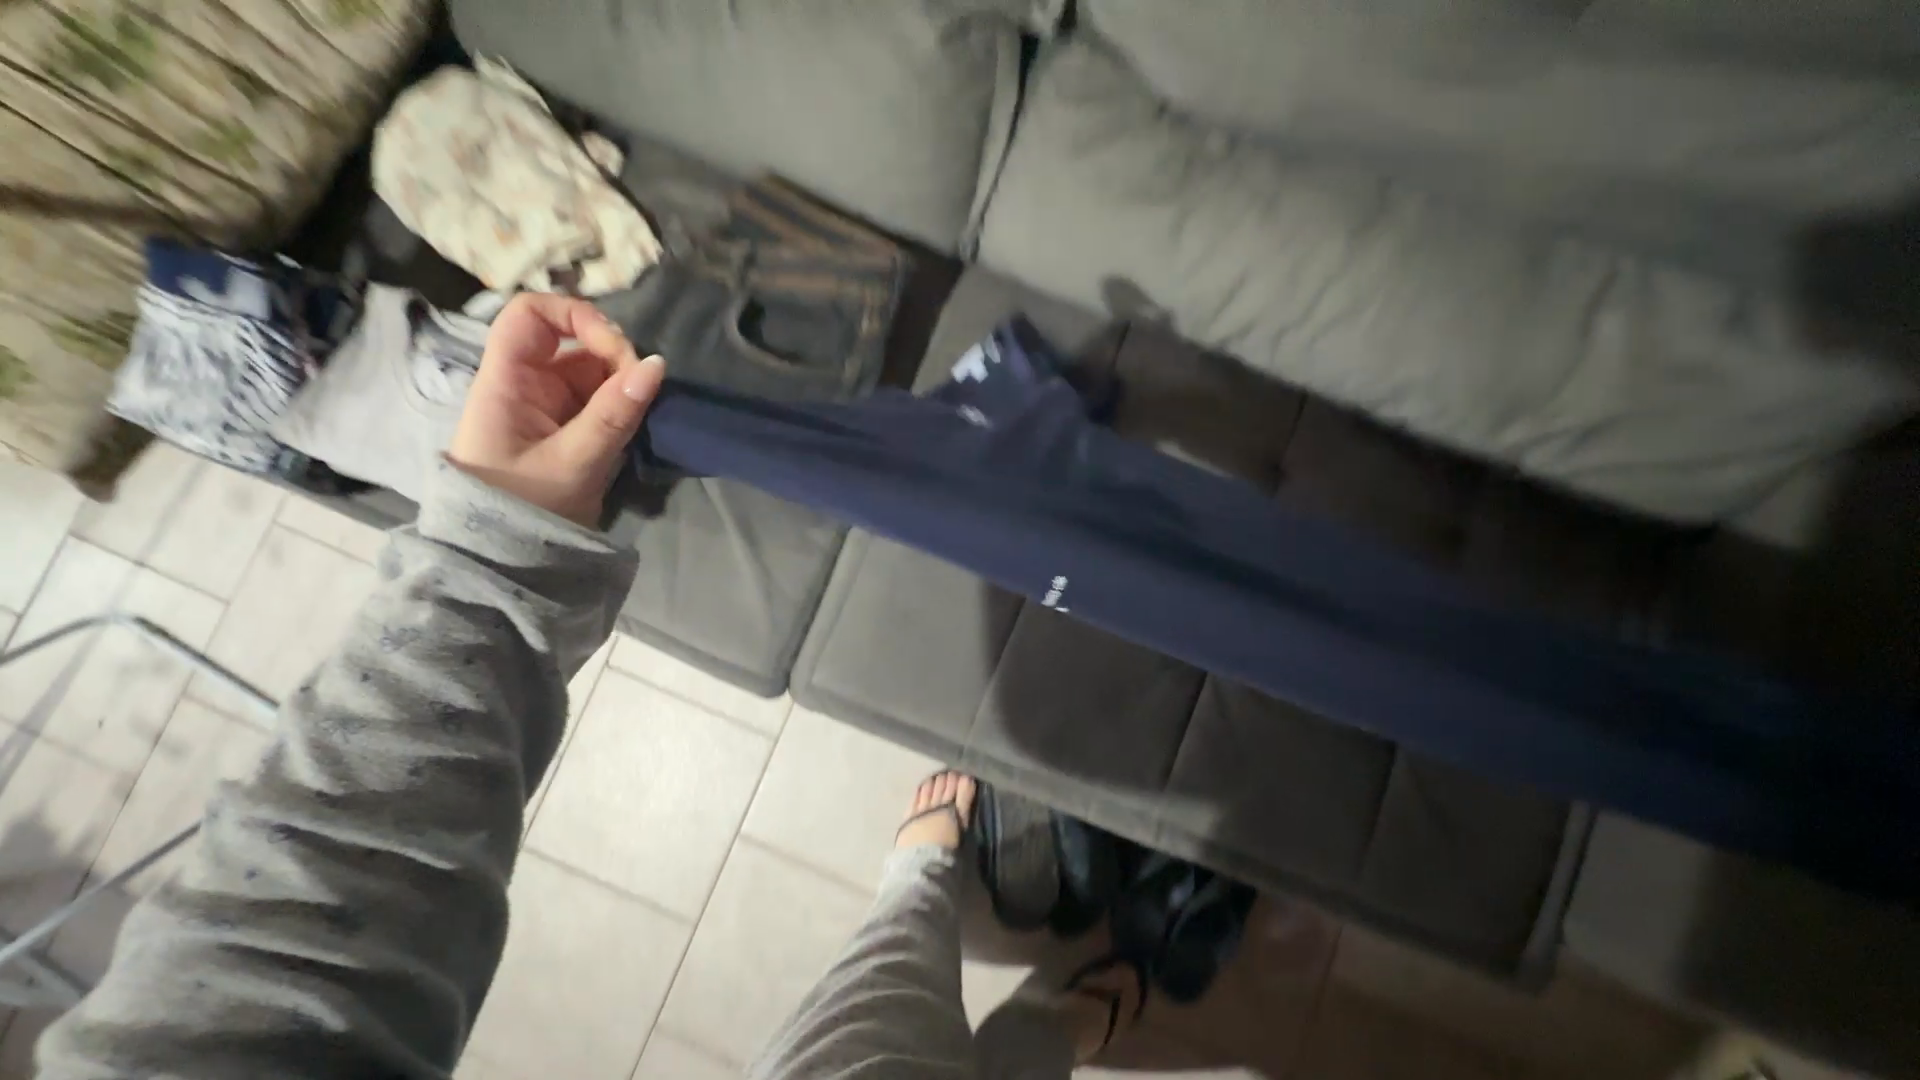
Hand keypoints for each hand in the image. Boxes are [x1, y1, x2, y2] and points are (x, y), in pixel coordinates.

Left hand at [447, 293, 664, 525]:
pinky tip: (640, 422)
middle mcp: (528, 385)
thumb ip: (615, 413)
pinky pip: (603, 401)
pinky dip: (625, 406)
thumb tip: (657, 366)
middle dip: (614, 356)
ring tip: (646, 411)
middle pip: (574, 344)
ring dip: (625, 384)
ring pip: (595, 374)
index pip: (530, 315)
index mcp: (507, 382)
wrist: (507, 559)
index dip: (573, 313)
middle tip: (644, 388)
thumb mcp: (573, 462)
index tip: (616, 345)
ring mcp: (550, 408)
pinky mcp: (571, 431)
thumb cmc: (524, 507)